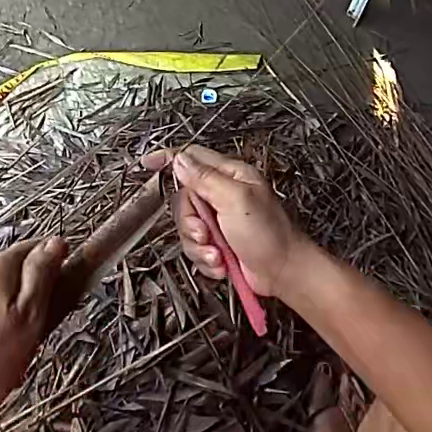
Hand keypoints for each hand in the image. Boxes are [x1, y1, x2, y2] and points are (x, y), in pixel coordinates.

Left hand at [0, 236, 66, 421]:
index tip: (67, 290)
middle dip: (35, 288)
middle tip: (44, 324)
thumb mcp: (31, 315)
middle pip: (16, 267)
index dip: (57, 265)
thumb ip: (44, 273)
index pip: (36, 246)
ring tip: (19, 342)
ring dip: (15, 306)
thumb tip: (57, 242)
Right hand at [141, 146, 309, 297]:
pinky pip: (196, 248)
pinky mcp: (219, 242)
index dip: (169, 159)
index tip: (148, 163)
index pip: (192, 158)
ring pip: (188, 227)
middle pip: (184, 199)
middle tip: (206, 233)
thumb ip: (205, 179)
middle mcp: (223, 194)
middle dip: (190, 222)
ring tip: (218, 253)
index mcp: (230, 175)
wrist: (283, 273)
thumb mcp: (235, 199)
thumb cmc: (271, 234)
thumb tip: (180, 160)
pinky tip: (222, 263)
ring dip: (200, 246)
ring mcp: (220, 219)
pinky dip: (206, 259)